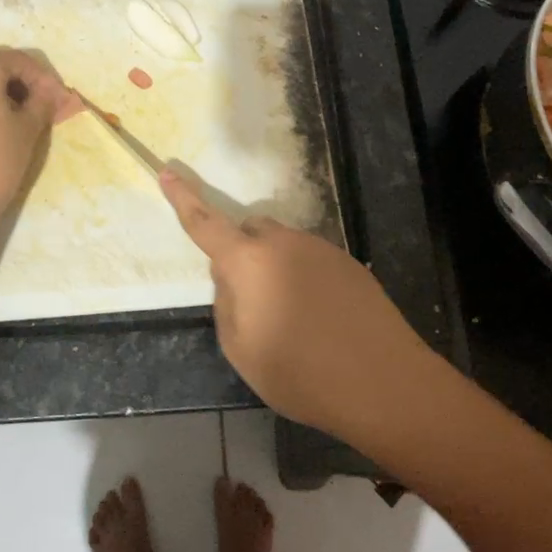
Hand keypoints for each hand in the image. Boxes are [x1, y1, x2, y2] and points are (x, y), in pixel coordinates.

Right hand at [160, 170, 442, 439]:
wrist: (384, 381)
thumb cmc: (302, 373)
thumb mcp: (241, 350)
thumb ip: (225, 304)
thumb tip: (230, 277)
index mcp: (249, 262)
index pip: (206, 223)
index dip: (183, 198)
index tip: (167, 170)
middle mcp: (284, 243)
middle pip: (250, 232)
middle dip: (241, 254)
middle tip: (250, 303)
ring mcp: (321, 248)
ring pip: (282, 247)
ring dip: (275, 270)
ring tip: (293, 323)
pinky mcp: (348, 263)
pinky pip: (311, 261)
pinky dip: (304, 280)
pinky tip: (321, 321)